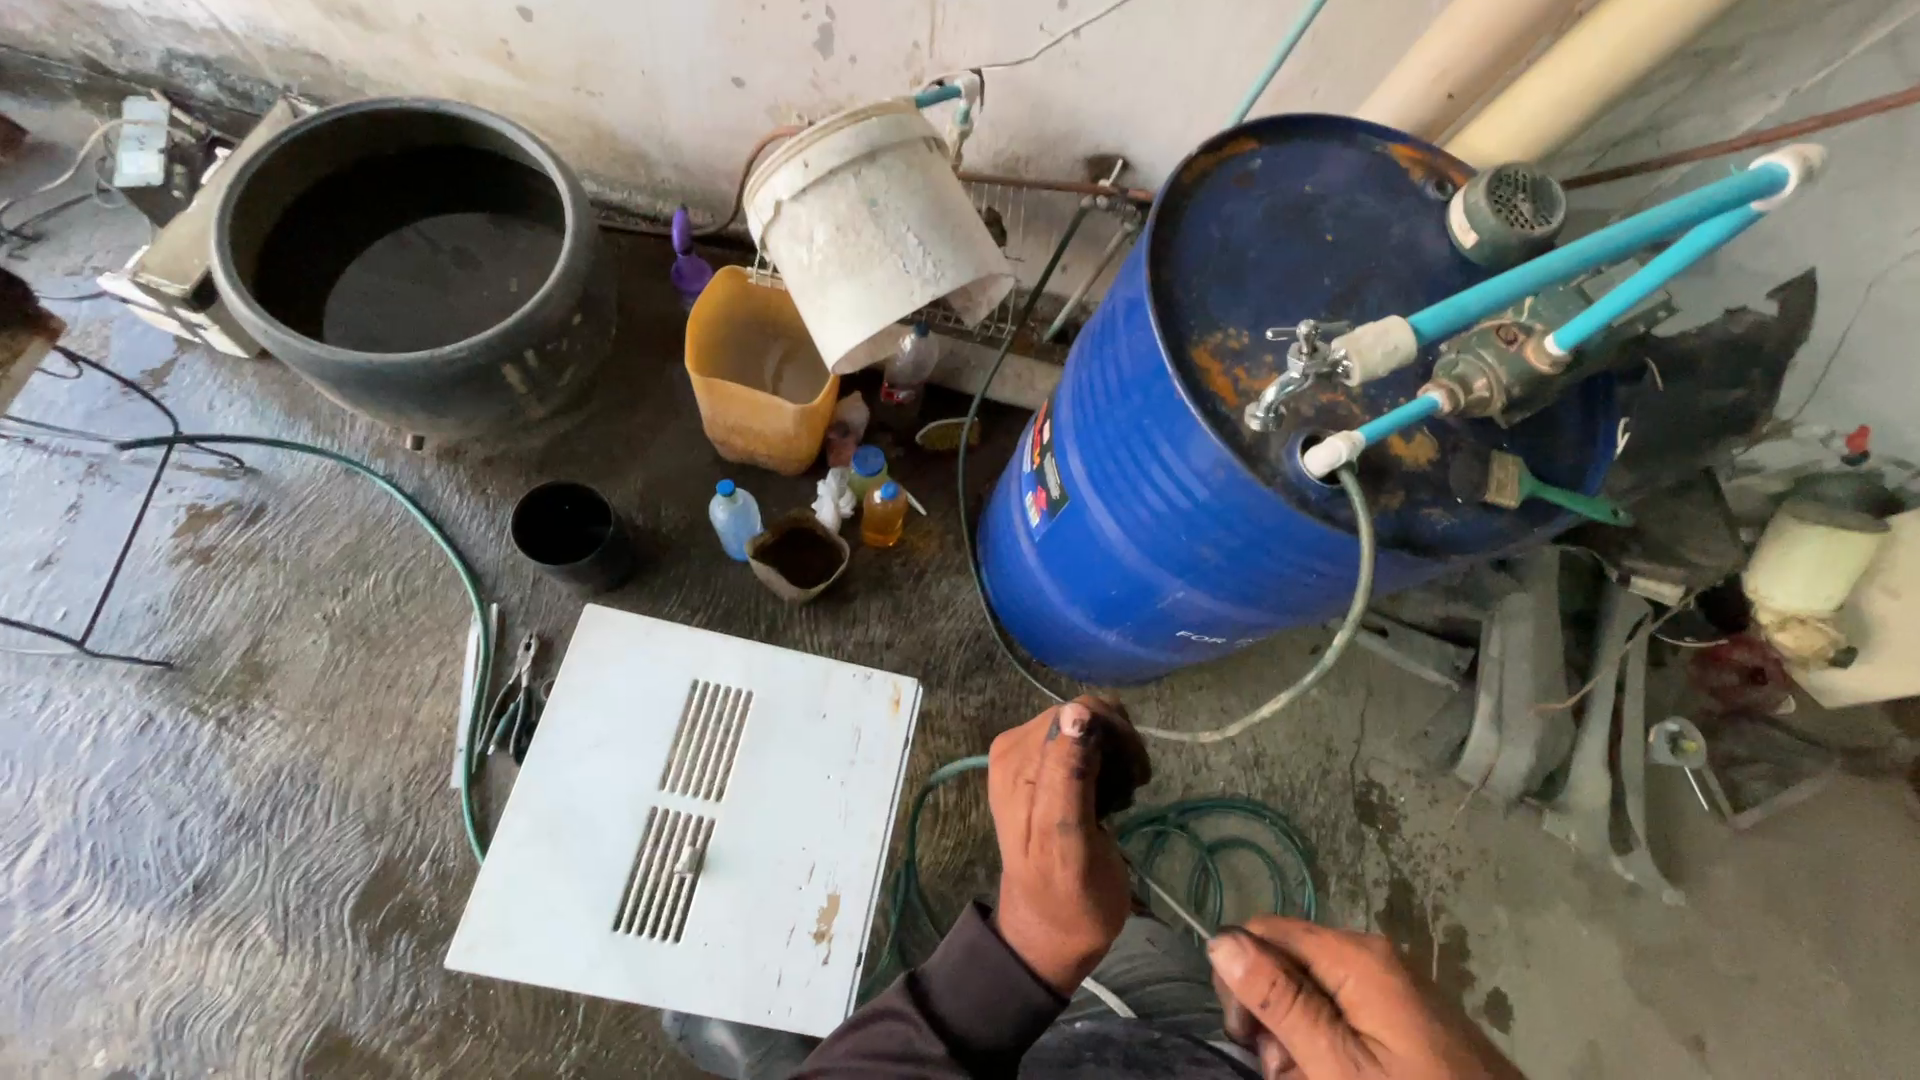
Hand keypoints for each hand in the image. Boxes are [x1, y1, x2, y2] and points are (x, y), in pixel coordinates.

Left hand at [986, 695, 1150, 995]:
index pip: (1075, 712)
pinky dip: (1110, 762)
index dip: (1113, 736)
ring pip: (1090, 723)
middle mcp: (1016, 747)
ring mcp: (1030, 755)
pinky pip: (1088, 739)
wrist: (1051, 928)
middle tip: (1131, 791)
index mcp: (1015, 760)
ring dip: (1118, 754)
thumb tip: (1077, 712)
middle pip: (1083, 713)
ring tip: (1121, 796)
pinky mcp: (1047, 766)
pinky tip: (1111, 795)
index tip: (1134, 778)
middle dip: (1118, 745)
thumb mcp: (1067, 844)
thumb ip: (1068, 776)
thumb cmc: (1066, 897)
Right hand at [1207, 918, 1524, 1079]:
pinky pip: (1346, 1011)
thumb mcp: (1339, 1068)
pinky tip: (1340, 1079)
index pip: (1262, 932)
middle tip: (1284, 1073)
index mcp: (1354, 956)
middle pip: (1286, 959)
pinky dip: (1330, 1045)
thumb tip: (1219, 940)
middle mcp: (1372, 955)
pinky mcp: (1408, 1017)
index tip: (1246, 1038)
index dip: (1240, 978)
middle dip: (1271, 1014)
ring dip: (1298, 1037)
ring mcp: (1394, 986)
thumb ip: (1280, 1001)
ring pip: (1312, 991)